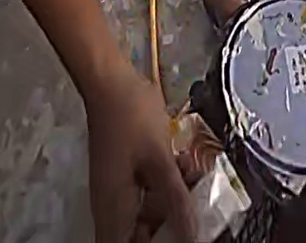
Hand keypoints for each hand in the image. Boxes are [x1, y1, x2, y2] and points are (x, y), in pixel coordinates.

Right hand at [85, 68, 193, 242]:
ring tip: (196, 182)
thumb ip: (176, 199)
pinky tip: (183, 164)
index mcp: (114, 211)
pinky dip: (164, 183)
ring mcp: (117, 185)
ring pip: (146, 211)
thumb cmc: (131, 117)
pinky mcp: (124, 167)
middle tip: (196, 209)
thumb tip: (192, 238)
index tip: (178, 236)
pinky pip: (145, 188)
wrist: (110, 78)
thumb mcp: (159, 158)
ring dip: (171, 202)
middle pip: (139, 235)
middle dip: (168, 227)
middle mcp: (111, 205)